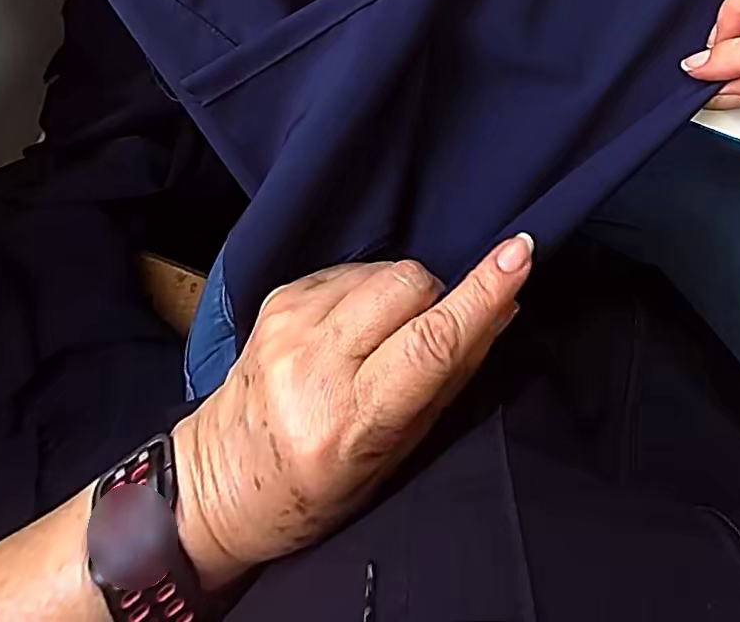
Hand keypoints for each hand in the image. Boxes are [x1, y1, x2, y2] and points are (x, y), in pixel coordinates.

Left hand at [170, 235, 532, 587]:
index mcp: (347, 417)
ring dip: (397, 296)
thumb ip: (450, 377)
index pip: (430, 342)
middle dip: (433, 299)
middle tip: (419, 339)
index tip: (518, 254)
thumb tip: (501, 310)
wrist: (222, 473)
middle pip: (407, 283)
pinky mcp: (278, 295)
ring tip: (374, 342)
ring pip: (382, 270)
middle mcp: (311, 361)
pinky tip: (346, 330)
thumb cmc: (313, 485)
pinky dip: (364, 292)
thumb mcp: (393, 454)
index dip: (481, 295)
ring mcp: (288, 321)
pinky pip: (350, 270)